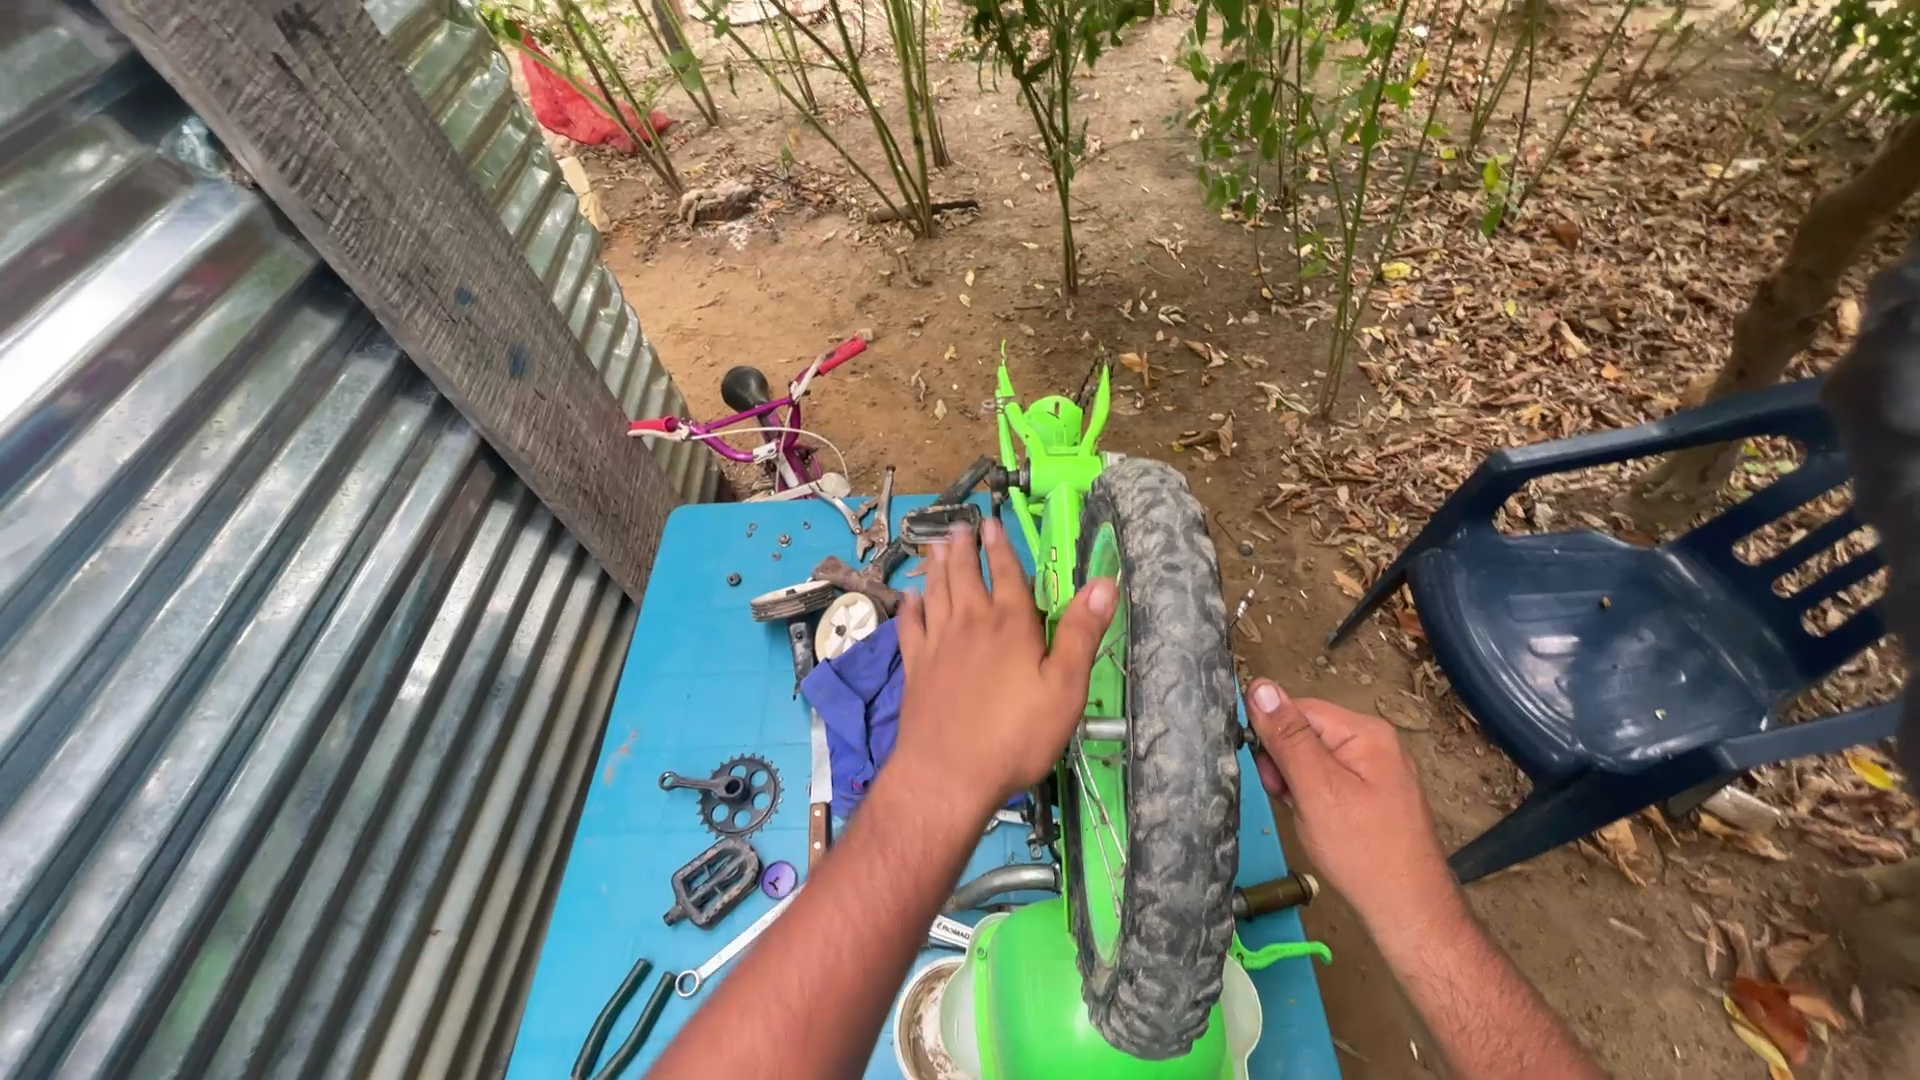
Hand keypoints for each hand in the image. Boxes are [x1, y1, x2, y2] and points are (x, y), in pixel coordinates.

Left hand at [894, 519, 1116, 814]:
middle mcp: (971, 624)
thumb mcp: (1064, 688)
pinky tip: (909, 598)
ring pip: (936, 592)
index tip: (991, 524)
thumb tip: (1104, 581)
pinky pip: (910, 626)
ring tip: (937, 546)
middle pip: (965, 575)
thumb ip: (1081, 633)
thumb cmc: (1016, 735)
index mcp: (1010, 625)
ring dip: (937, 566)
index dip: (1001, 547)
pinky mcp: (916, 668)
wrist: (948, 774)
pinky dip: (910, 607)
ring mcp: (938, 644)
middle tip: (958, 527)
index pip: (1008, 574)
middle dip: (963, 548)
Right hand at [1246, 680, 1459, 932]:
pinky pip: (1327, 778)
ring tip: (1305, 814)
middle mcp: (1373, 741)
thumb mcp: (1315, 789)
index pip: (1297, 709)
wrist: (1408, 911)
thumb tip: (1259, 685)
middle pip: (1304, 732)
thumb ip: (1287, 737)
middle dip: (1284, 763)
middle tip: (1288, 799)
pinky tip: (1318, 820)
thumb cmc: (1361, 850)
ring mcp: (1376, 768)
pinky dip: (1312, 796)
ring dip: (1296, 783)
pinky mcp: (1373, 792)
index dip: (1272, 737)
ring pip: (1311, 757)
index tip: (1269, 775)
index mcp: (1364, 731)